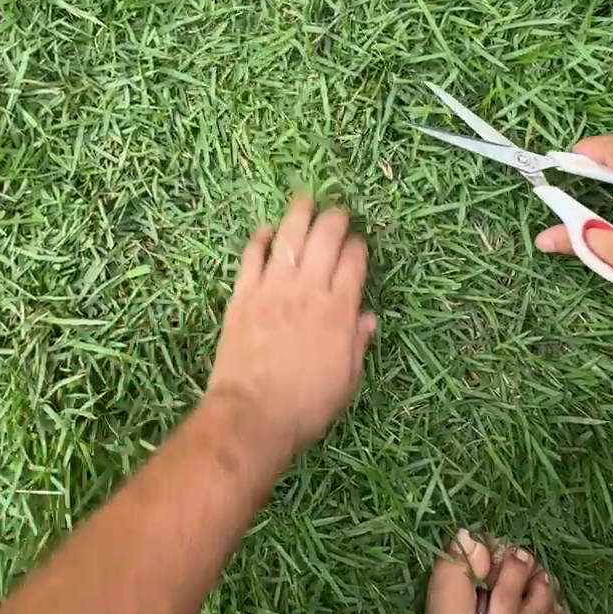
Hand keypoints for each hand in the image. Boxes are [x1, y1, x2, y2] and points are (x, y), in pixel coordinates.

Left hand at [205, 196, 376, 458]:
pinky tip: (266, 231)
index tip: (358, 243)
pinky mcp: (243, 294)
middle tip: (337, 212)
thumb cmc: (306, 404)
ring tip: (305, 200)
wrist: (253, 413)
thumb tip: (368, 318)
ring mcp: (273, 288)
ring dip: (299, 215)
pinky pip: (252, 256)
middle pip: (325, 238)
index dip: (358, 246)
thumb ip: (357, 342)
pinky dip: (260, 239)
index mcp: (339, 310)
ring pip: (289, 237)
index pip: (353, 261)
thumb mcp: (346, 379)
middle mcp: (308, 290)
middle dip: (335, 219)